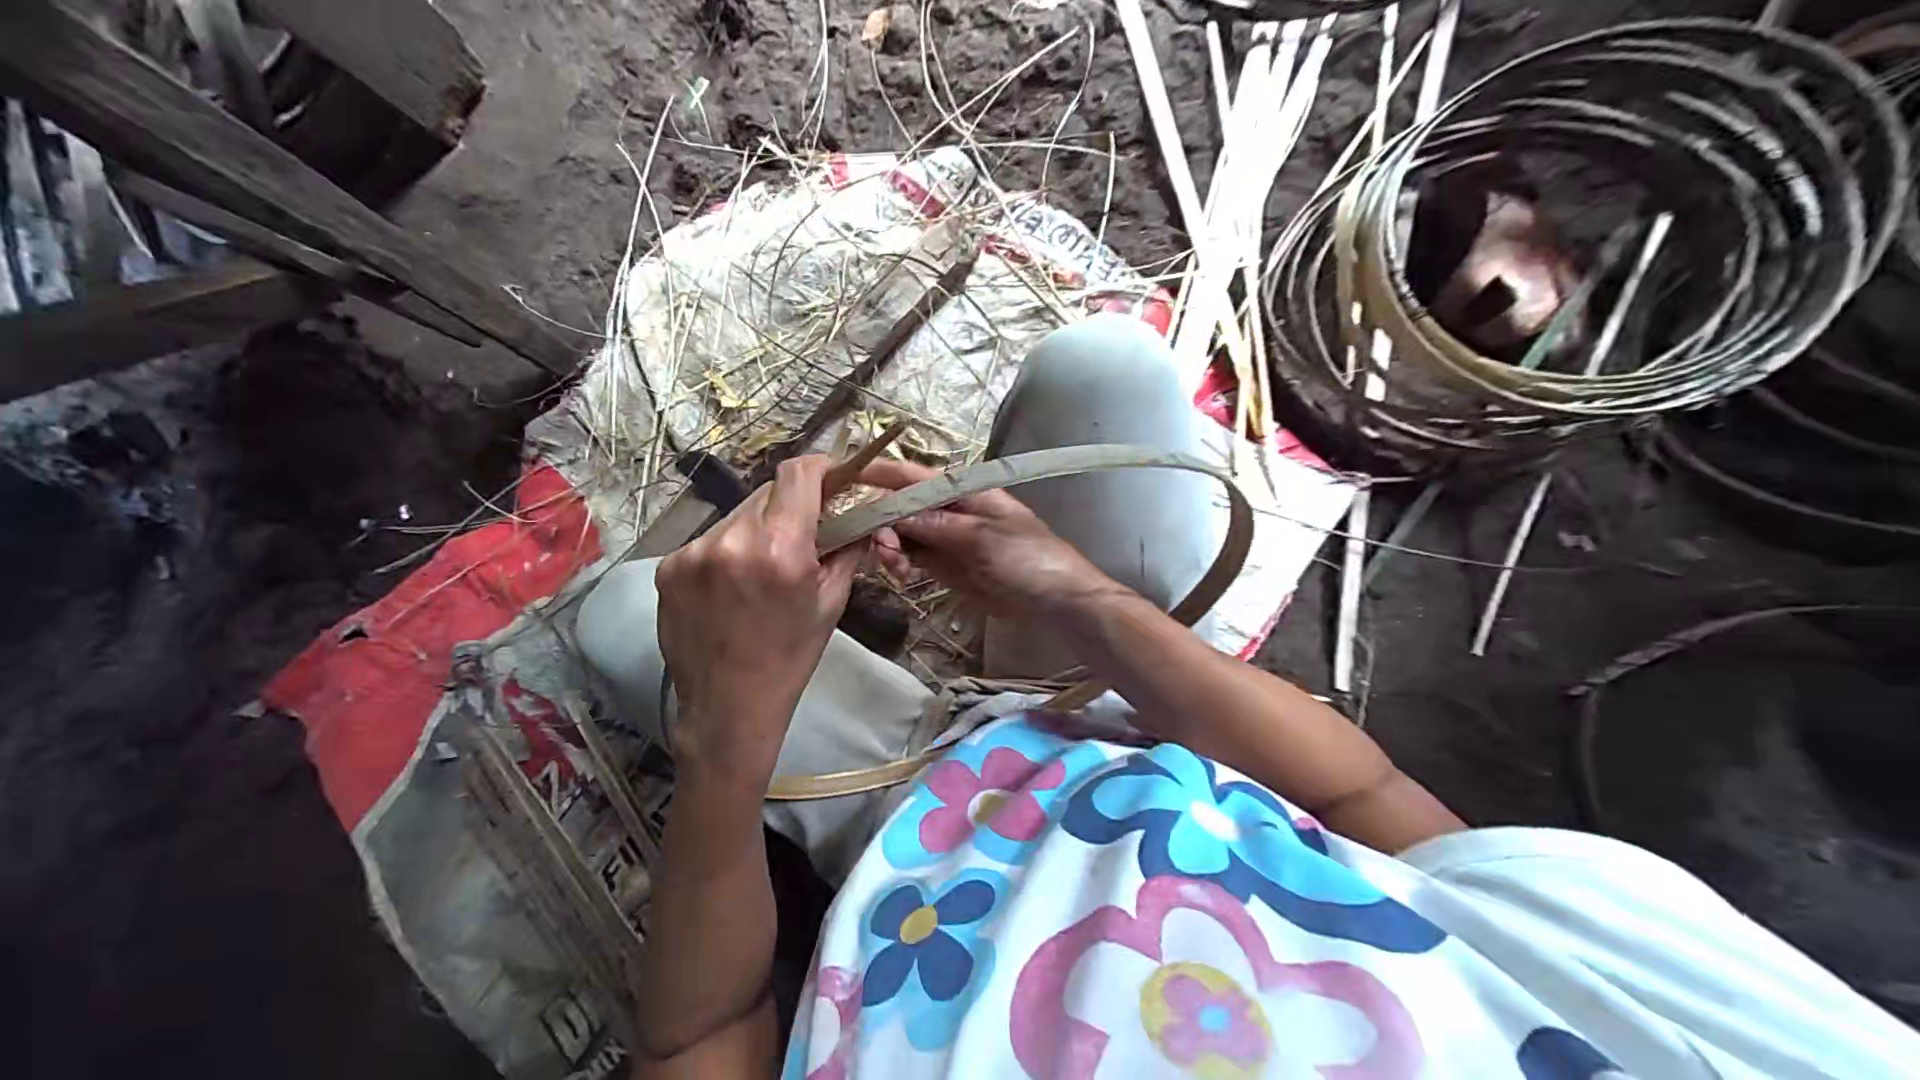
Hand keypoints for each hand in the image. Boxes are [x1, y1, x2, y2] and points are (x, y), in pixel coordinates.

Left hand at [656, 456, 864, 782]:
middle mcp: (732, 540)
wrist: (728, 707)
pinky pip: (710, 539)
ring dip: (758, 527)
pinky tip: (731, 585)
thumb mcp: (832, 602)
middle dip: (790, 505)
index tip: (831, 479)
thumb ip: (845, 547)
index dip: (820, 469)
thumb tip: (854, 513)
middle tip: (802, 534)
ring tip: (762, 568)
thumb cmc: (790, 658)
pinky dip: (728, 549)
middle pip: (768, 492)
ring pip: (738, 514)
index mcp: (781, 549)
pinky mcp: (668, 566)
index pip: (798, 473)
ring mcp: (693, 552)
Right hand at [858, 457, 1120, 618]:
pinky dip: (900, 564)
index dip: (882, 475)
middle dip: (884, 523)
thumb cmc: (1027, 557)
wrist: (1054, 600)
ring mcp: (945, 538)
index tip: (849, 478)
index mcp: (964, 491)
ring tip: (896, 568)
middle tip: (883, 549)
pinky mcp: (944, 565)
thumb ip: (936, 525)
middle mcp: (949, 510)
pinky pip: (912, 558)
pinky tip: (901, 575)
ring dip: (890, 548)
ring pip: (902, 534)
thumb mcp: (982, 537)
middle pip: (901, 507)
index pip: (915, 477)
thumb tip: (894, 513)